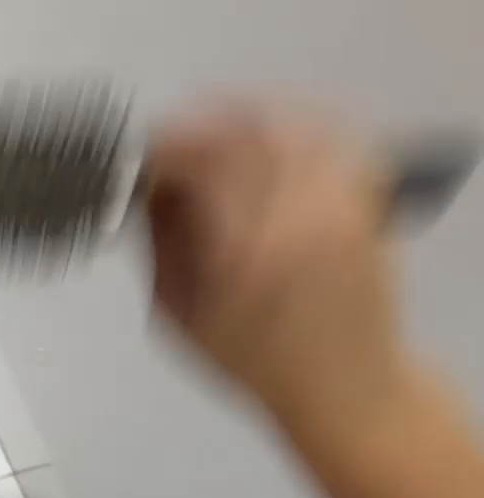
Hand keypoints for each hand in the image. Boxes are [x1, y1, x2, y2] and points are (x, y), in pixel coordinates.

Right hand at [145, 104, 410, 437]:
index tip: (129, 163)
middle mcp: (307, 214)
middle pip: (250, 138)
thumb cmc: (245, 357)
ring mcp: (347, 199)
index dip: (160, 155)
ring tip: (202, 133)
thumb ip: (162, 245)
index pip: (203, 170)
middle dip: (196, 132)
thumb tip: (145, 193)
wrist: (344, 376)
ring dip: (241, 121)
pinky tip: (256, 137)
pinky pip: (330, 139)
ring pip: (294, 128)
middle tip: (158, 146)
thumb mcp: (176, 311)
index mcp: (248, 249)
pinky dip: (287, 128)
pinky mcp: (368, 194)